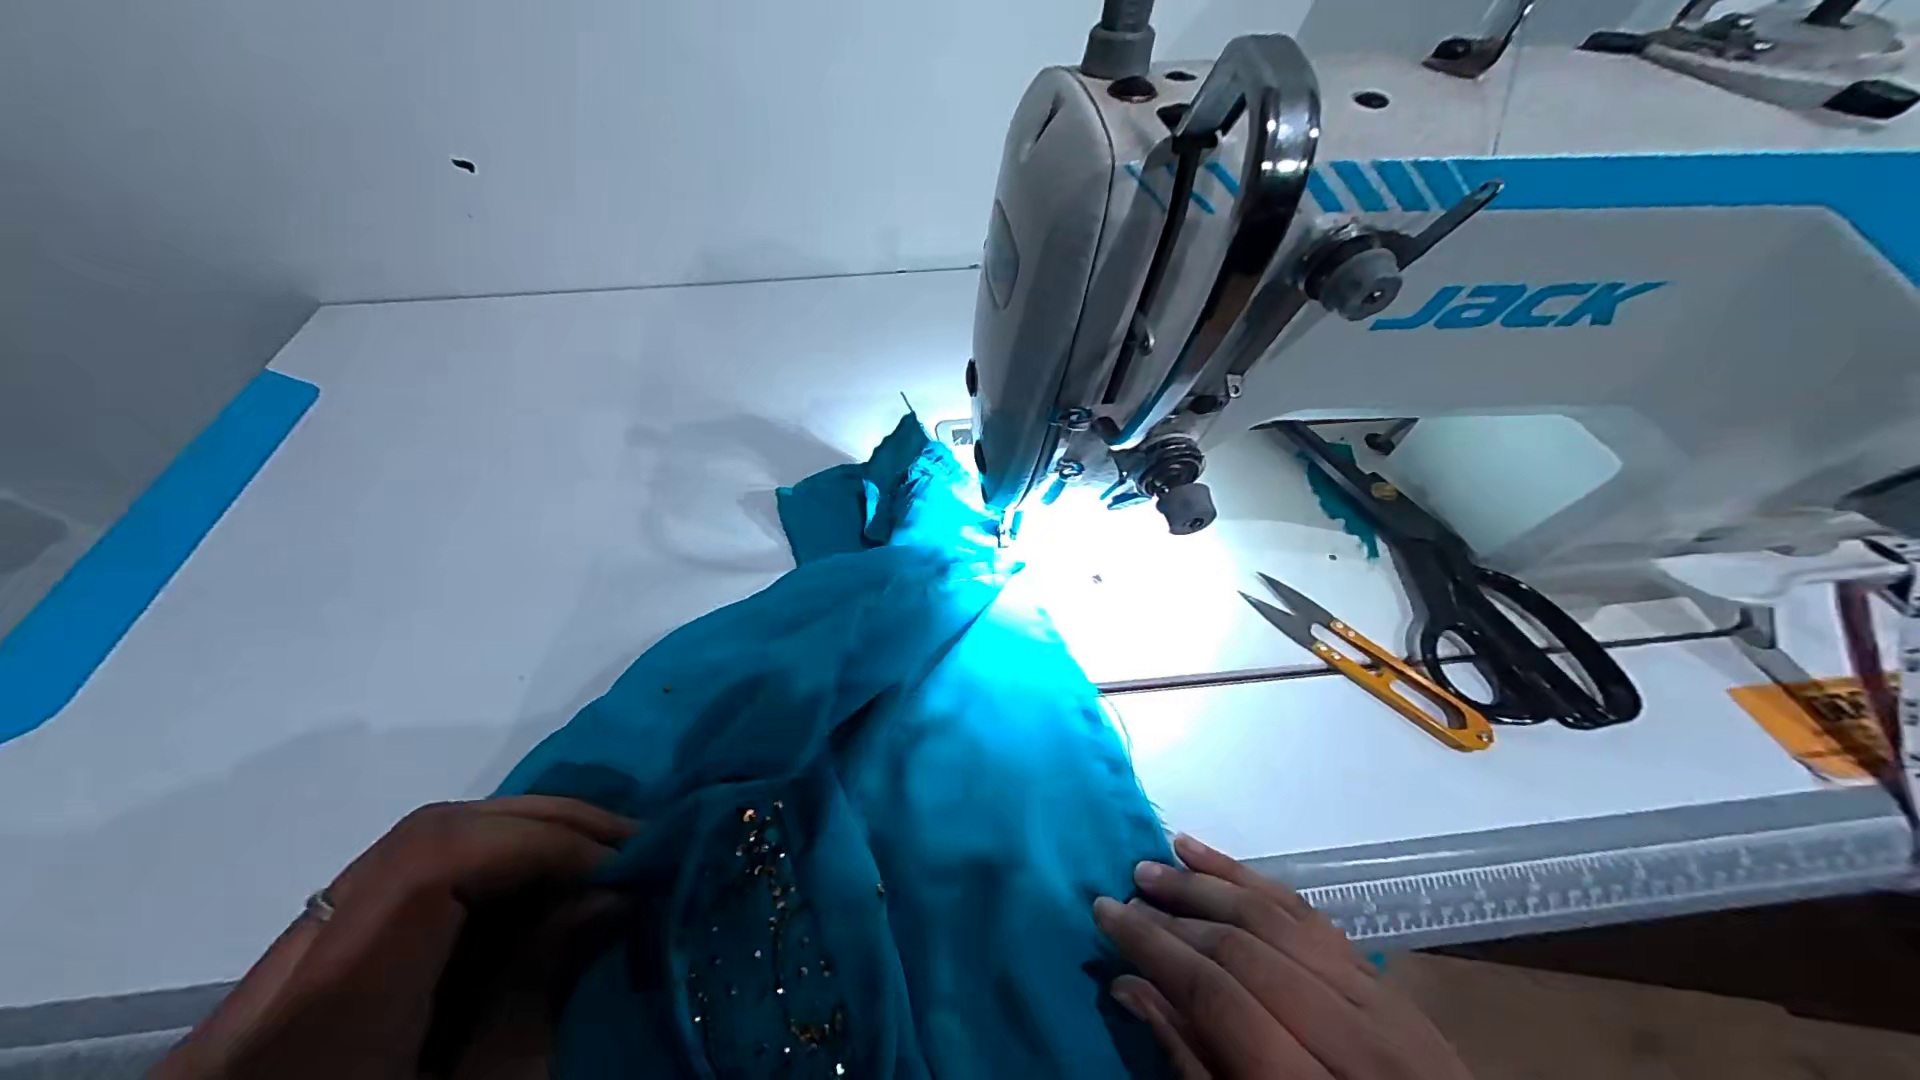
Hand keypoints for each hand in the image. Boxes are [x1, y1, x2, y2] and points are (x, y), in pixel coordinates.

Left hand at [154, 796, 639, 1079]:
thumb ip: (538, 996)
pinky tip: (539, 890)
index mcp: (328, 1013)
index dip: (537, 838)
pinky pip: (406, 884)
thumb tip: (609, 894)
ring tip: (595, 858)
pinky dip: (486, 873)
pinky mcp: (300, 977)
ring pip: (419, 848)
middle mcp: (286, 973)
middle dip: (542, 825)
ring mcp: (284, 969)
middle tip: (625, 842)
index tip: (617, 860)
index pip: (432, 860)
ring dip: (521, 840)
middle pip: (426, 837)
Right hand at [1095, 833, 1472, 1079]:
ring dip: (1206, 884)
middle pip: (1245, 950)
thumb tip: (1129, 985)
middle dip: (1174, 916)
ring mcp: (1384, 1007)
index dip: (1153, 949)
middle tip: (1124, 893)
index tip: (1105, 913)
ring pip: (1277, 917)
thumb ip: (1192, 1065)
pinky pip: (1309, 914)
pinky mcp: (1389, 985)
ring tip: (1154, 865)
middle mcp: (1357, 1044)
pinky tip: (1208, 857)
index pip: (1217, 998)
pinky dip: (1252, 879)